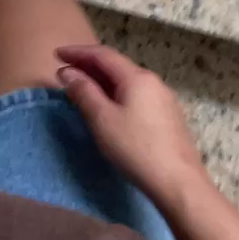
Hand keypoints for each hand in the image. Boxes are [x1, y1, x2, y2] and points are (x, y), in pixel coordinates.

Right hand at [56, 44, 211, 205]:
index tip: (56, 54)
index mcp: (137, 77)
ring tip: (82, 87)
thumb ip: (83, 91)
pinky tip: (109, 106)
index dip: (77, 52)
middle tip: (65, 71)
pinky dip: (116, 93)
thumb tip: (69, 72)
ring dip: (102, 80)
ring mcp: (164, 101)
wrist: (182, 187)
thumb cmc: (136, 148)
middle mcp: (153, 83)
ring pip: (127, 81)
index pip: (102, 54)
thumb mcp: (102, 118)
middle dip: (88, 65)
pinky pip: (136, 95)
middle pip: (116, 66)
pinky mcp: (169, 119)